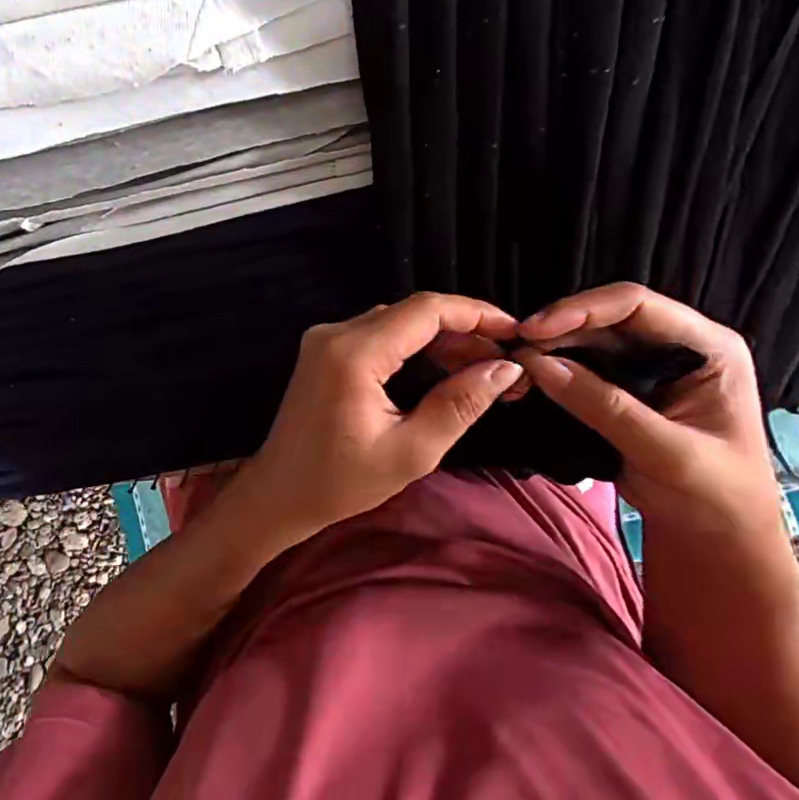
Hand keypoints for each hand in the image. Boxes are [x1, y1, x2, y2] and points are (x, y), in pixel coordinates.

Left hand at [242, 293, 524, 536]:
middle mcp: (333, 334)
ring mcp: (322, 340)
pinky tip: (444, 371)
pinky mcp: (321, 351)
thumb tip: (506, 368)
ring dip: (440, 339)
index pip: (423, 310)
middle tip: (506, 366)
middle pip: (409, 313)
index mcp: (352, 354)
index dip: (475, 313)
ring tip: (484, 372)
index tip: (517, 332)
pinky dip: (412, 346)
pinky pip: (375, 335)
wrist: (281, 489)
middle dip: (463, 332)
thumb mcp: (412, 450)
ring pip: (394, 322)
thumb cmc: (341, 480)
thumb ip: (460, 403)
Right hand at [514, 282, 785, 536]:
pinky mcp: (616, 384)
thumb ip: (605, 406)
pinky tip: (523, 378)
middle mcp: (673, 346)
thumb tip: (537, 364)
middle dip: (554, 330)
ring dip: (545, 349)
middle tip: (513, 349)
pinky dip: (545, 368)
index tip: (533, 331)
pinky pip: (573, 363)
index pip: (636, 305)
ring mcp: (642, 364)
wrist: (713, 534)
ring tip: (513, 366)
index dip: (581, 310)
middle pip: (601, 318)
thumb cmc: (713, 494)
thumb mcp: (666, 452)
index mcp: (707, 348)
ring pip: (582, 338)